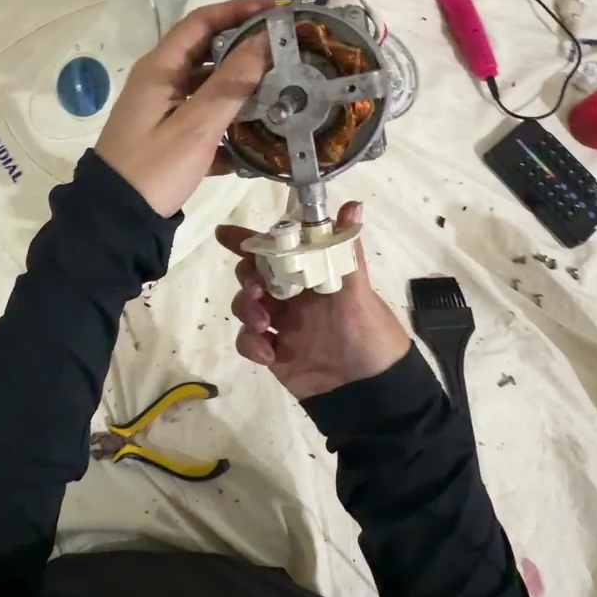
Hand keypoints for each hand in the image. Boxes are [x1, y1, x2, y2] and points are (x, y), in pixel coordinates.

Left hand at [96, 0, 273, 215]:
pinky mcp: (168, 138)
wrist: (116, 220)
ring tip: (283, 95)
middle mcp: (160, 83)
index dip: (237, 11)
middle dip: (246, 53)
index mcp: (160, 69)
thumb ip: (231, 83)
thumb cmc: (154, 168)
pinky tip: (258, 140)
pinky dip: (229, 124)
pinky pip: (204, 120)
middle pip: (208, 54)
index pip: (201, 23)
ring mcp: (162, 111)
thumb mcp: (196, 125)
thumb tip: (265, 40)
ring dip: (242, 91)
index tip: (275, 12)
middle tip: (287, 55)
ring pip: (208, 89)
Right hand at [216, 202, 412, 399]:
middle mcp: (294, 296)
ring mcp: (282, 324)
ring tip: (264, 325)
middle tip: (257, 290)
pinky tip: (269, 354)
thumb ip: (346, 250)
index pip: (277, 249)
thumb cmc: (369, 334)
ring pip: (246, 306)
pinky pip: (247, 341)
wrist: (370, 393)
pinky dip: (251, 344)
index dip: (249, 240)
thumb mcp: (359, 291)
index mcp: (313, 275)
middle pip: (253, 275)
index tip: (225, 234)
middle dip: (247, 278)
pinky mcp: (274, 352)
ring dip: (246, 309)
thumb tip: (353, 203)